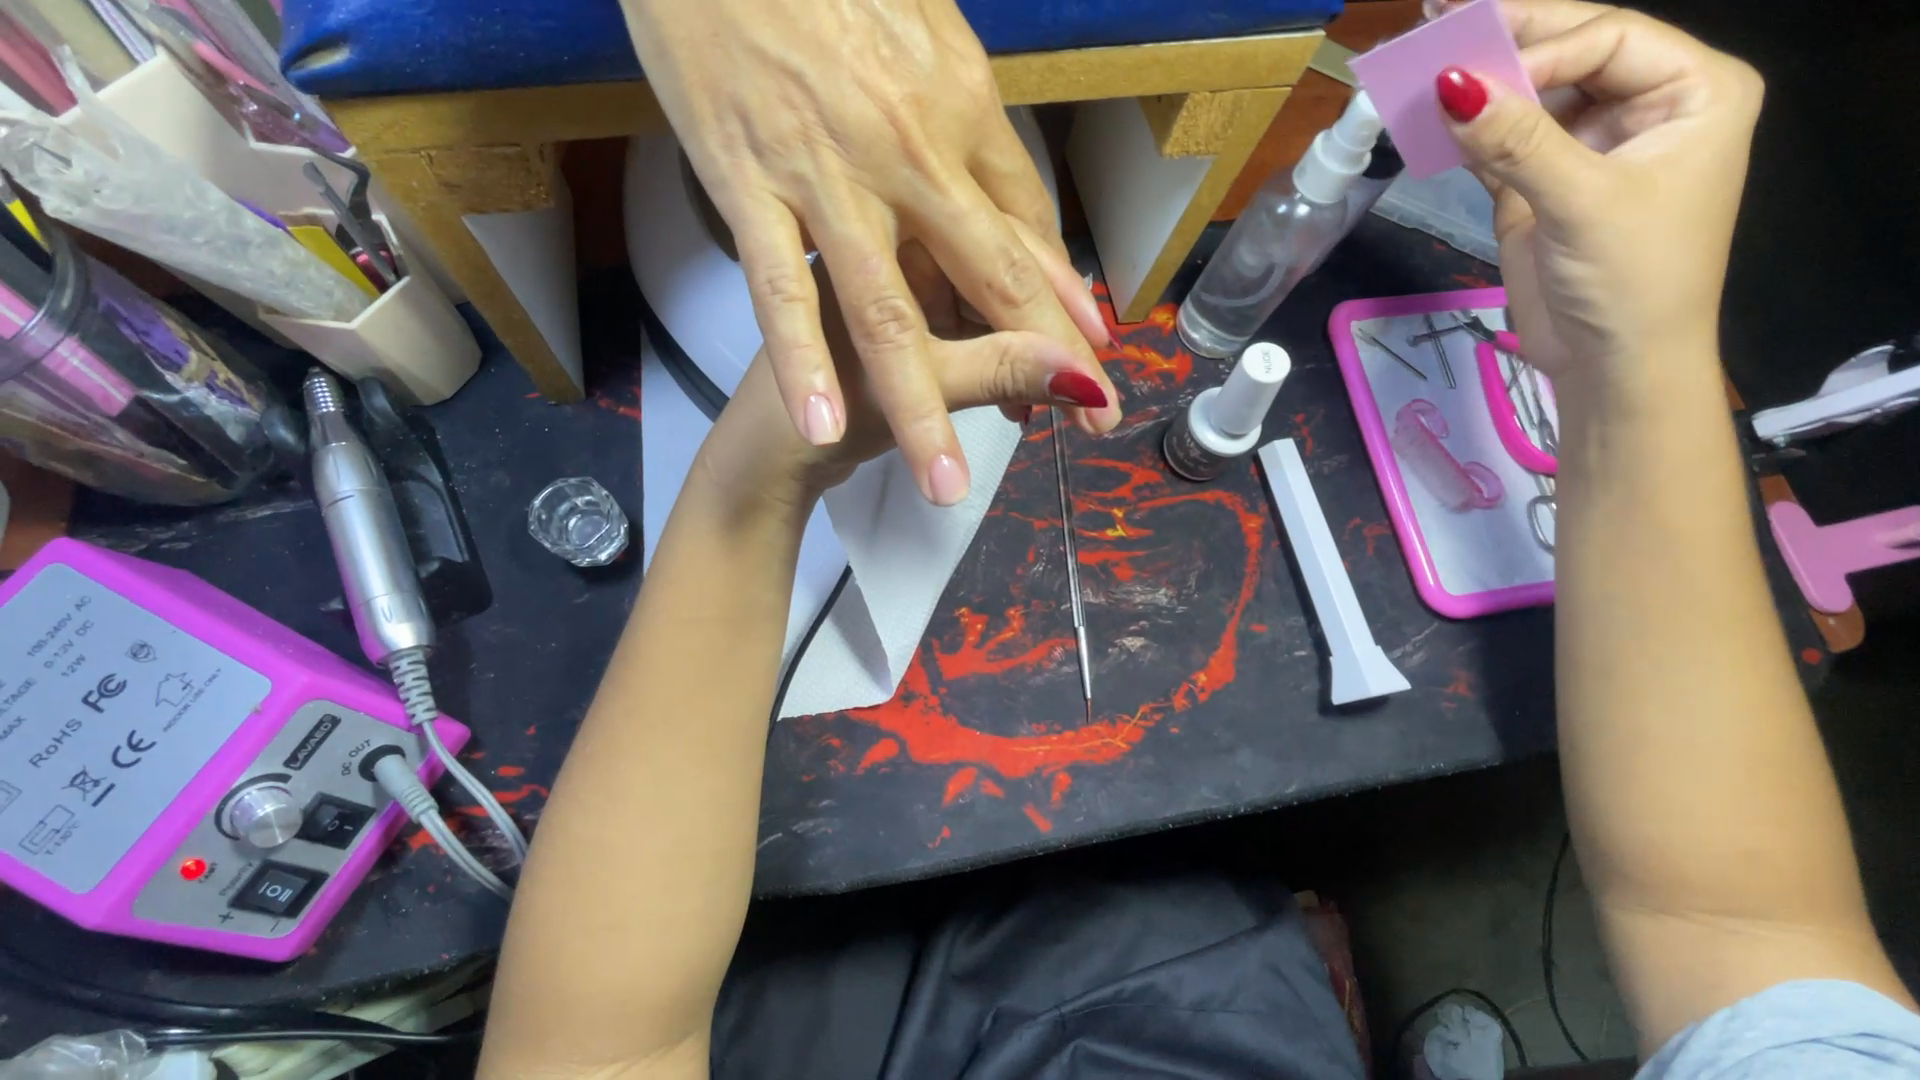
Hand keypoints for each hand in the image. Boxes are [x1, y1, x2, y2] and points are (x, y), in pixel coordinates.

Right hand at [621, 0, 1119, 508]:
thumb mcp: (928, 47)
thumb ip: (975, 141)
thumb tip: (1020, 219)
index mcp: (957, 109)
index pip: (1028, 228)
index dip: (1064, 300)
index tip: (1097, 359)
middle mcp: (908, 153)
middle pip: (989, 278)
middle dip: (1041, 361)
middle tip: (1083, 428)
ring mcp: (828, 178)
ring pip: (887, 308)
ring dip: (920, 405)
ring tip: (947, 480)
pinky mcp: (750, 190)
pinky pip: (779, 291)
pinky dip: (804, 362)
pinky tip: (825, 424)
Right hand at [1434, 0, 1763, 386]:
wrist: (1612, 364)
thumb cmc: (1631, 279)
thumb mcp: (1582, 202)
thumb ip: (1518, 141)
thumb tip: (1450, 84)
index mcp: (1691, 92)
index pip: (1607, 41)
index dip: (1541, 52)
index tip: (1473, 74)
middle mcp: (1643, 108)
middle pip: (1568, 57)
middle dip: (1508, 46)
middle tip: (1440, 24)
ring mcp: (1588, 148)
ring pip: (1529, 100)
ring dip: (1479, 92)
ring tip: (1422, 72)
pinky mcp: (1541, 187)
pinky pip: (1502, 146)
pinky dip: (1468, 138)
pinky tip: (1432, 124)